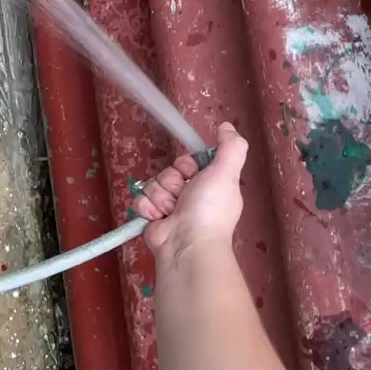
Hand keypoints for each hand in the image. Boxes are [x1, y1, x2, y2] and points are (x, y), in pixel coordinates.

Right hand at [133, 122, 248, 259]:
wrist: (187, 243)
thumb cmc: (210, 209)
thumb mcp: (226, 173)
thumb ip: (230, 147)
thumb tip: (227, 126)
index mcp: (208, 184)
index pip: (187, 161)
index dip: (186, 165)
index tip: (193, 174)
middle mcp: (189, 194)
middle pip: (168, 171)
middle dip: (171, 182)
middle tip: (182, 196)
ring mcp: (168, 207)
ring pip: (152, 185)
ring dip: (159, 197)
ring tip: (170, 212)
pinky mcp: (151, 217)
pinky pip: (140, 200)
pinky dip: (147, 208)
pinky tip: (158, 218)